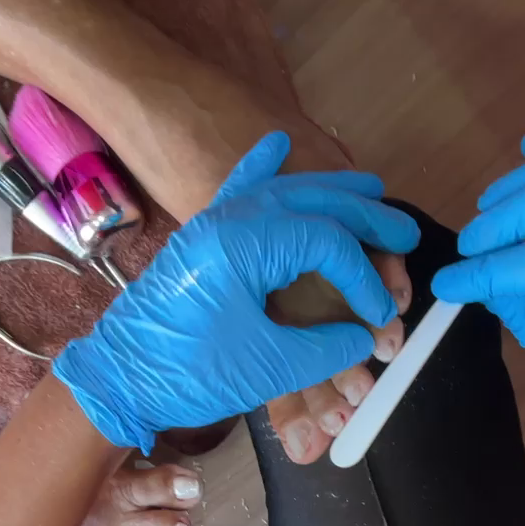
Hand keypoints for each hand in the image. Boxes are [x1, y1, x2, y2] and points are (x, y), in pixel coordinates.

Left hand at [55, 132, 420, 450]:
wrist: (120, 380)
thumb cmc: (189, 375)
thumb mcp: (267, 368)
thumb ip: (325, 349)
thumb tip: (363, 337)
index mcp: (245, 244)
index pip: (327, 241)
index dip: (365, 276)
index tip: (382, 314)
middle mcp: (229, 220)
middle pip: (312, 201)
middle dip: (364, 216)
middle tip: (404, 232)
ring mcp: (210, 224)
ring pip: (281, 190)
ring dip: (328, 191)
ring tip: (369, 192)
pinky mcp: (198, 239)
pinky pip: (237, 191)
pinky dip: (262, 169)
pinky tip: (277, 145)